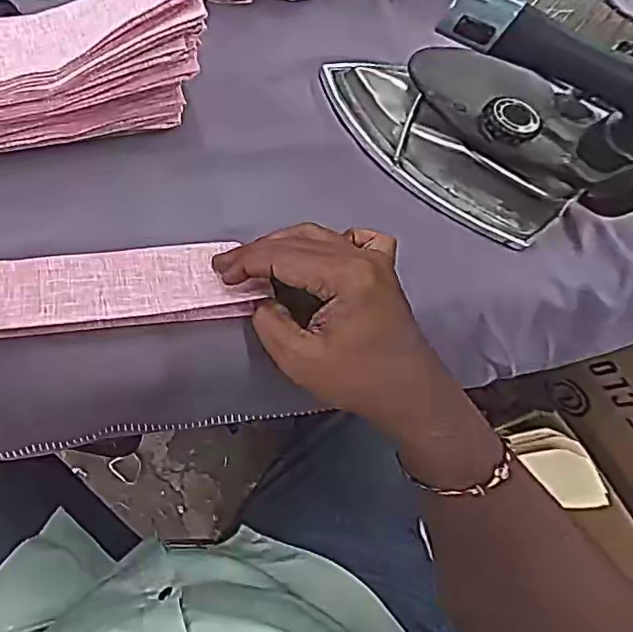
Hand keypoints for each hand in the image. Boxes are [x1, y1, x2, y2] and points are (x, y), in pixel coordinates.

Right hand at [212, 225, 493, 471]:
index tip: (222, 274)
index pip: (283, 255)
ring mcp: (375, 261)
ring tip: (254, 264)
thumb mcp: (299, 359)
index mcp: (346, 275)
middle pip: (298, 241)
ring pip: (319, 237)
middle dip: (257, 252)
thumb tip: (260, 299)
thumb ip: (270, 322)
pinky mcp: (381, 271)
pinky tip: (313, 256)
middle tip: (228, 268)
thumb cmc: (359, 381)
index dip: (247, 262)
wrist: (410, 395)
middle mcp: (362, 258)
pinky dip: (326, 243)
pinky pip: (352, 240)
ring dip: (283, 246)